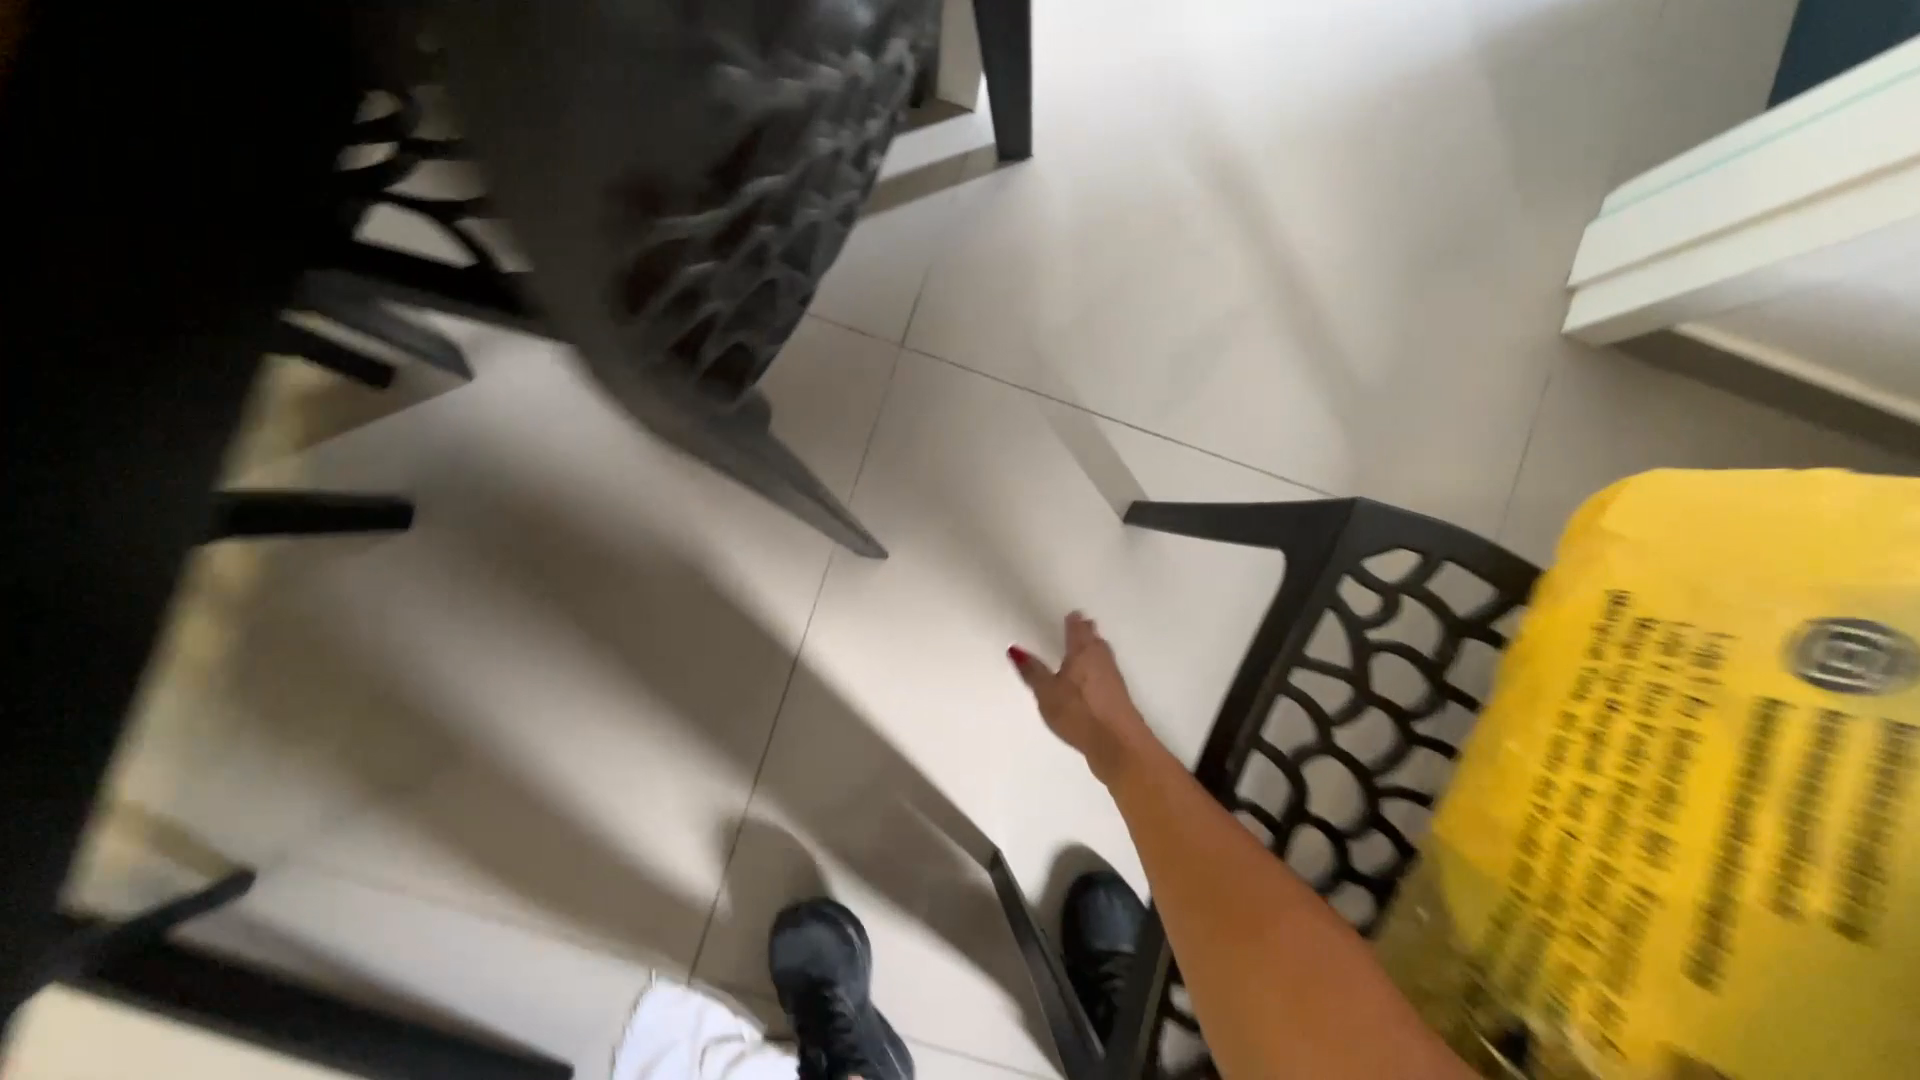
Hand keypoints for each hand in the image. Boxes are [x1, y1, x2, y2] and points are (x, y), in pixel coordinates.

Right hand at [1008, 612, 1158, 783]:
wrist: (1118, 744)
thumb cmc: (1079, 713)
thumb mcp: (1047, 693)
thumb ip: (1032, 671)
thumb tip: (1015, 649)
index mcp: (1083, 653)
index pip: (1078, 630)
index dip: (1074, 621)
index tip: (1073, 614)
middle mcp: (1101, 661)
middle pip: (1095, 641)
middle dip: (1088, 633)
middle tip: (1083, 625)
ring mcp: (1113, 680)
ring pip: (1103, 656)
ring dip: (1095, 649)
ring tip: (1088, 647)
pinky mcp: (1119, 699)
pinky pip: (1106, 674)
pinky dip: (1099, 669)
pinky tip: (1094, 679)